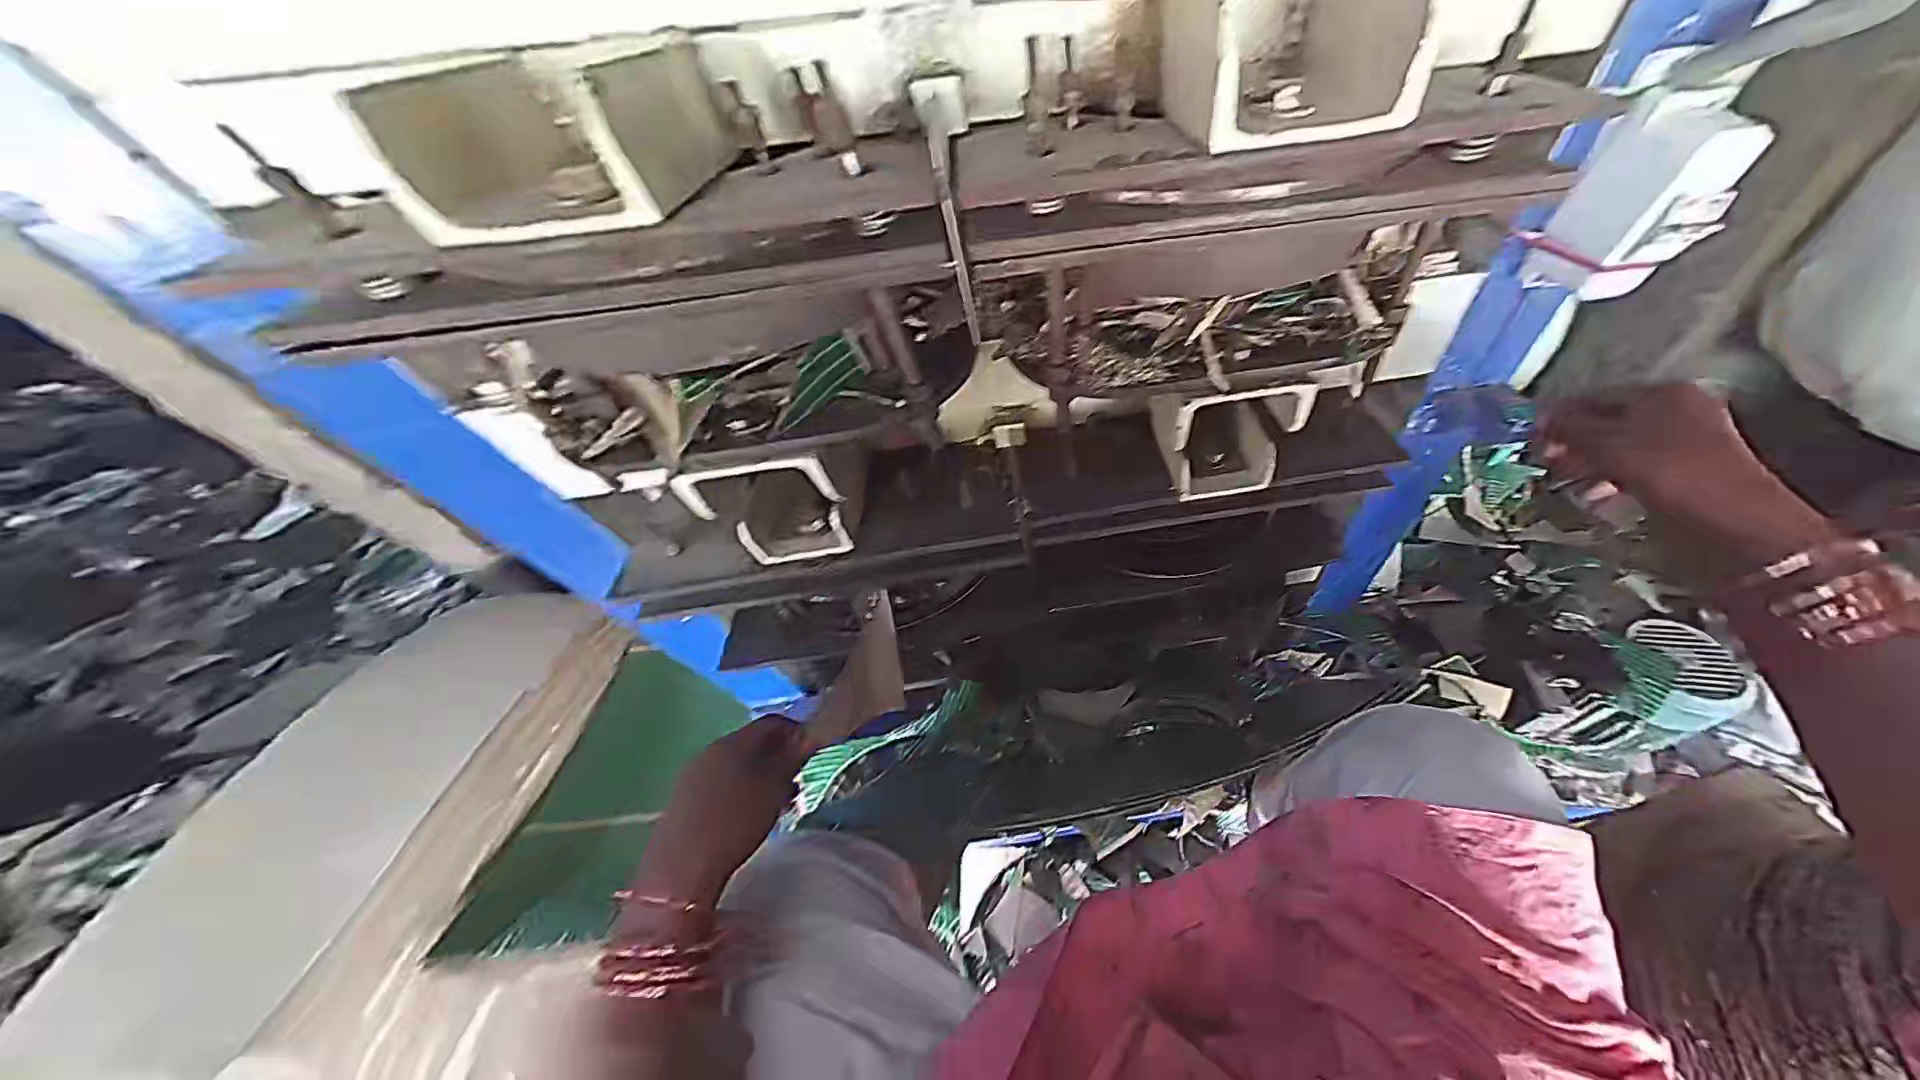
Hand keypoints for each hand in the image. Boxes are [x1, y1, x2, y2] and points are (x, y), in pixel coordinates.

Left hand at [634, 716, 811, 902]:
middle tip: (798, 779)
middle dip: (779, 756)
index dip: (796, 731)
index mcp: (733, 741)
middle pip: (753, 742)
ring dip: (762, 776)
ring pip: (737, 764)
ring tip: (779, 802)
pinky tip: (750, 813)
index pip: (772, 722)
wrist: (680, 869)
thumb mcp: (774, 788)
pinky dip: (742, 790)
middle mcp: (711, 750)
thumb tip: (806, 734)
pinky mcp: (684, 798)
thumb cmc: (735, 823)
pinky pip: (722, 782)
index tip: (813, 750)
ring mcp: (694, 774)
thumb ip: (792, 758)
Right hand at [1539, 384, 1838, 567]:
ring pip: (1616, 445)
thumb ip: (1568, 429)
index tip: (1529, 438)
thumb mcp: (1607, 444)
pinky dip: (1609, 476)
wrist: (1730, 515)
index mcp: (1662, 392)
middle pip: (1605, 422)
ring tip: (1563, 480)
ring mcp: (1683, 438)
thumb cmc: (1667, 470)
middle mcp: (1677, 408)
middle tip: (1542, 461)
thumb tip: (1538, 421)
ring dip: (1585, 462)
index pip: (1592, 398)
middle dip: (1570, 442)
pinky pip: (1632, 464)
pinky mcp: (1683, 467)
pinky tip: (1593, 492)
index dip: (1557, 418)